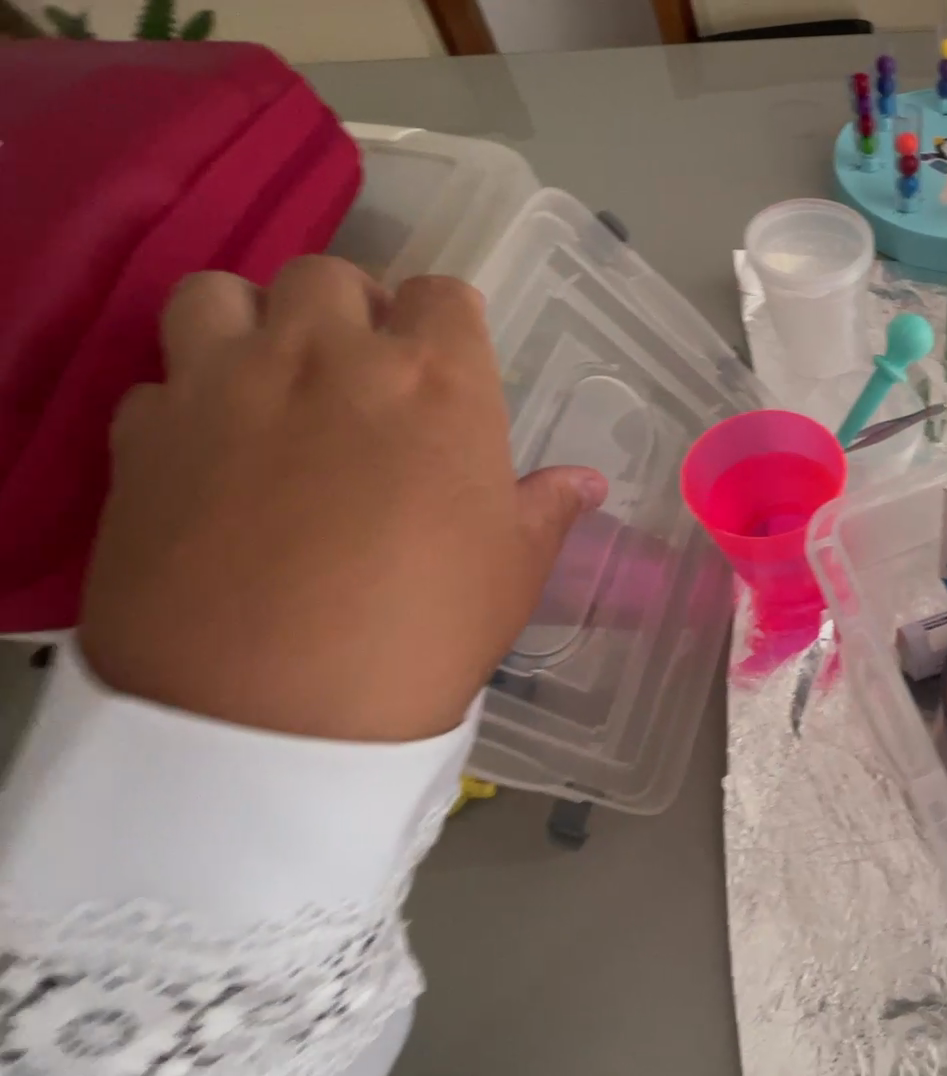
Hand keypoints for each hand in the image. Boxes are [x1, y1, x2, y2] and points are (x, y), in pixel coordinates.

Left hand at [79, 257, 606, 741]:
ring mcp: (224, 388)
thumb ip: (547, 507)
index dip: (452, 320)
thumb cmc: (435, 622)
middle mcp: (330, 359)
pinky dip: (192, 397)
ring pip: (221, 294)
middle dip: (356, 308)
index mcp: (438, 383)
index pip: (444, 295)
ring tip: (279, 380)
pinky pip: (161, 380)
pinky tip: (217, 449)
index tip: (454, 358)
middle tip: (368, 369)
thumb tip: (586, 481)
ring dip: (256, 321)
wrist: (281, 706)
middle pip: (331, 276)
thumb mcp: (517, 565)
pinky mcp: (140, 437)